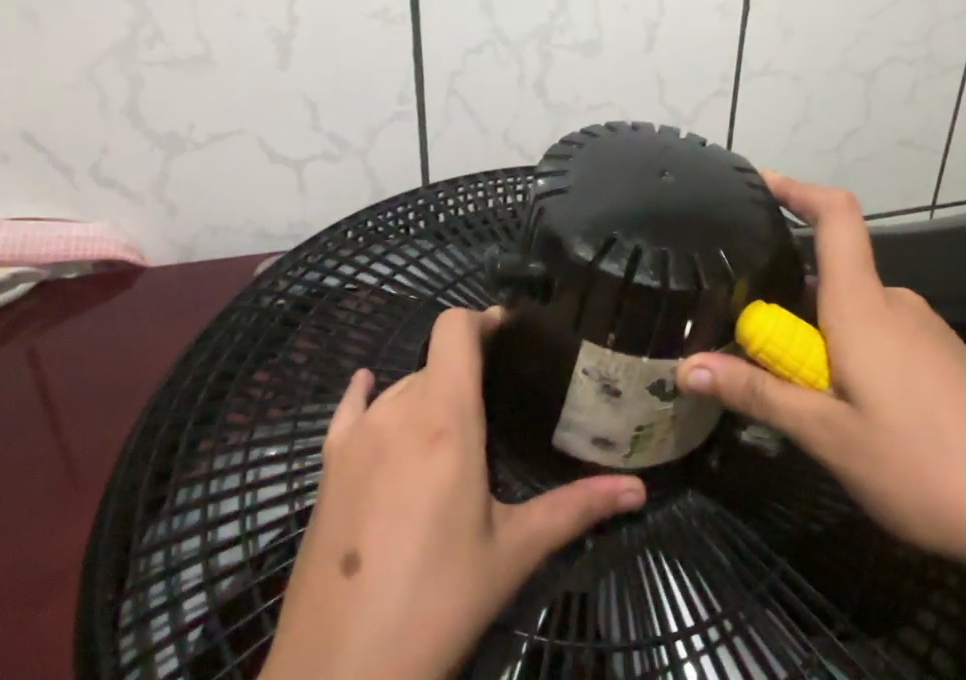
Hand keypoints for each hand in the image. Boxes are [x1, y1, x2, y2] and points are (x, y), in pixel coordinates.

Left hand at [261, 308, 646, 679]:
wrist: (340, 668)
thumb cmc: (438, 602)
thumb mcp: (514, 552)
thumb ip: (577, 509)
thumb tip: (640, 490)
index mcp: (445, 420)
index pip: (454, 331)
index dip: (484, 320)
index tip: (515, 334)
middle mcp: (395, 413)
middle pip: (433, 361)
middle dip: (469, 367)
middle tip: (505, 399)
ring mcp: (354, 439)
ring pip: (399, 388)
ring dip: (430, 391)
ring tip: (462, 423)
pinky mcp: (326, 468)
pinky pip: (349, 410)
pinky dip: (368, 394)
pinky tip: (374, 390)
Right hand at [677, 173, 965, 679]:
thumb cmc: (922, 468)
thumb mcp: (828, 437)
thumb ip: (759, 393)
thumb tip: (687, 367)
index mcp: (865, 307)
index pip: (835, 217)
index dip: (797, 189)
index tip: (758, 184)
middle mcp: (899, 305)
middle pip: (831, 279)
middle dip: (788, 311)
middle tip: (753, 360)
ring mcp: (929, 333)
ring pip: (855, 318)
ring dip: (820, 346)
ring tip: (802, 407)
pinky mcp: (947, 363)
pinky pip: (884, 340)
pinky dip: (852, 360)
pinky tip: (855, 421)